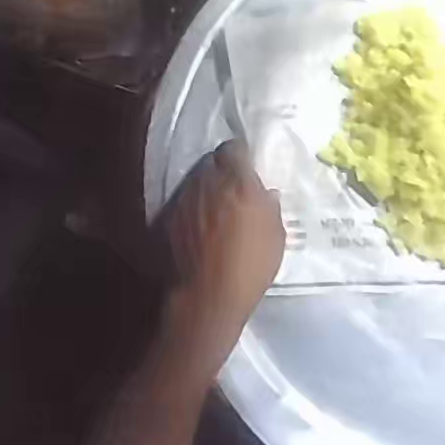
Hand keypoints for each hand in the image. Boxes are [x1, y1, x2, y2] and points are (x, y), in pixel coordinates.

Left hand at [160, 140, 283, 371]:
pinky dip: (192, 206)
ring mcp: (184, 197)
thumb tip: (266, 194)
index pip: (233, 148)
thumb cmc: (249, 267)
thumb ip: (270, 208)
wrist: (206, 296)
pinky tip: (198, 225)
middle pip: (212, 161)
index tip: (246, 167)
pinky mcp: (168, 215)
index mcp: (238, 182)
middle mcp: (208, 182)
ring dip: (206, 187)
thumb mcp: (275, 238)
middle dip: (222, 169)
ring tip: (215, 207)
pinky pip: (183, 200)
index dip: (240, 155)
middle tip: (232, 187)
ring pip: (195, 179)